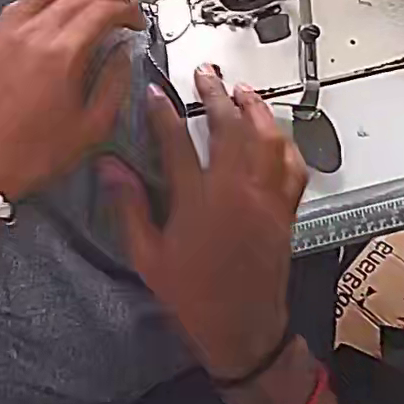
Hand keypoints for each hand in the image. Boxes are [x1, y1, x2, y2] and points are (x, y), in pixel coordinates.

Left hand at [0, 0, 146, 201]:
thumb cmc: (32, 153)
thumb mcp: (91, 127)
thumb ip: (114, 83)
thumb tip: (122, 54)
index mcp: (62, 54)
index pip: (103, 9)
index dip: (128, 8)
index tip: (136, 20)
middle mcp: (34, 35)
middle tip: (123, 6)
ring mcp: (9, 33)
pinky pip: (21, 1)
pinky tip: (54, 1)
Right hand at [103, 66, 307, 379]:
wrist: (241, 329)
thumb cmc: (191, 295)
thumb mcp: (147, 255)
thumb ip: (129, 207)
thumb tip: (110, 168)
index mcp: (198, 201)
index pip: (177, 142)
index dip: (163, 113)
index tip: (155, 92)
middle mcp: (236, 193)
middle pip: (229, 129)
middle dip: (216, 95)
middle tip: (205, 75)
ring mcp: (266, 200)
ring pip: (266, 141)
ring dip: (255, 110)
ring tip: (242, 90)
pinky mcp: (285, 211)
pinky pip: (293, 169)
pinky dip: (285, 145)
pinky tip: (277, 133)